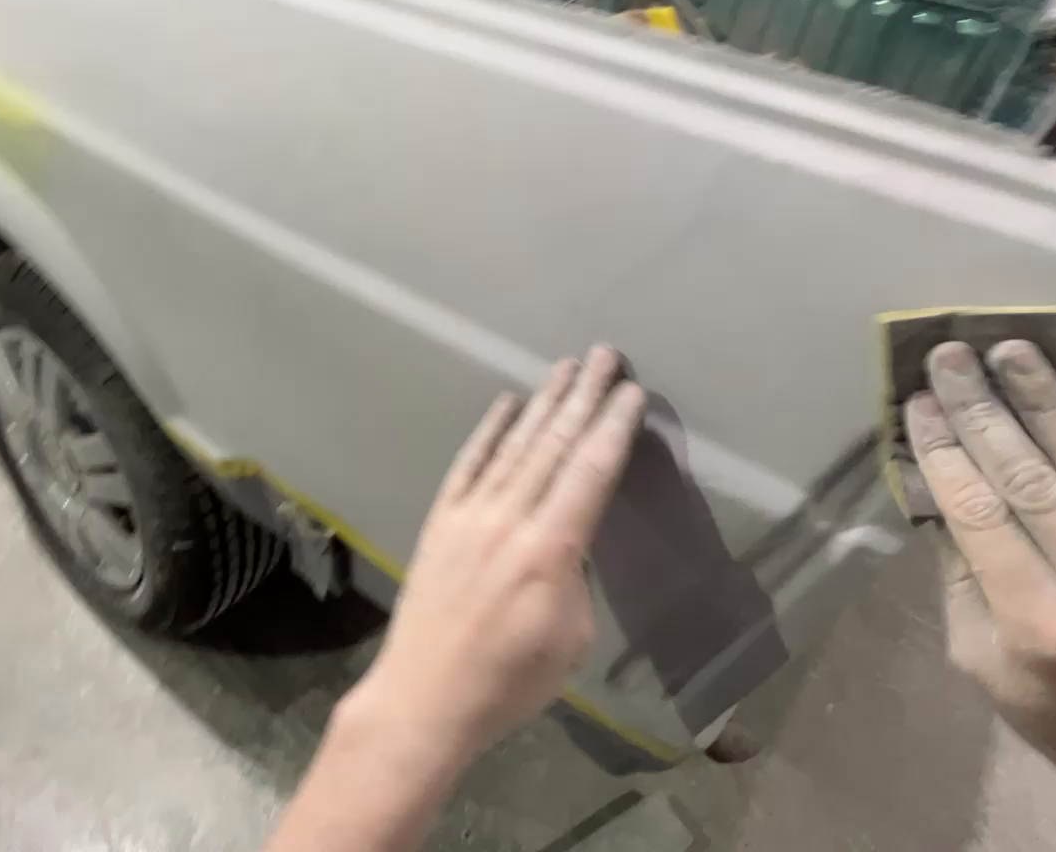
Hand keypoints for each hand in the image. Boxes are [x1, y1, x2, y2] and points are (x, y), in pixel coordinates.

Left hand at [344, 346, 644, 762]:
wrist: (425, 698)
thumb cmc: (510, 680)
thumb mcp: (572, 638)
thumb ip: (577, 574)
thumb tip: (571, 536)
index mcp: (549, 550)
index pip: (589, 472)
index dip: (612, 427)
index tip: (629, 391)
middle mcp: (509, 518)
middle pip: (553, 445)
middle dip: (583, 397)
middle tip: (603, 356)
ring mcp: (469, 514)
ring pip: (514, 445)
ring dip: (542, 403)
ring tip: (564, 368)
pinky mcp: (441, 519)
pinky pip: (468, 463)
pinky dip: (488, 430)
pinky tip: (505, 403)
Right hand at [906, 340, 1055, 851]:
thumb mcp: (982, 663)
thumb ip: (961, 577)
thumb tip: (937, 491)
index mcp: (1035, 630)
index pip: (976, 514)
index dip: (942, 450)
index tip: (918, 402)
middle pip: (1031, 483)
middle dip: (982, 411)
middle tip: (952, 356)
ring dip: (1054, 406)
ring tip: (1016, 353)